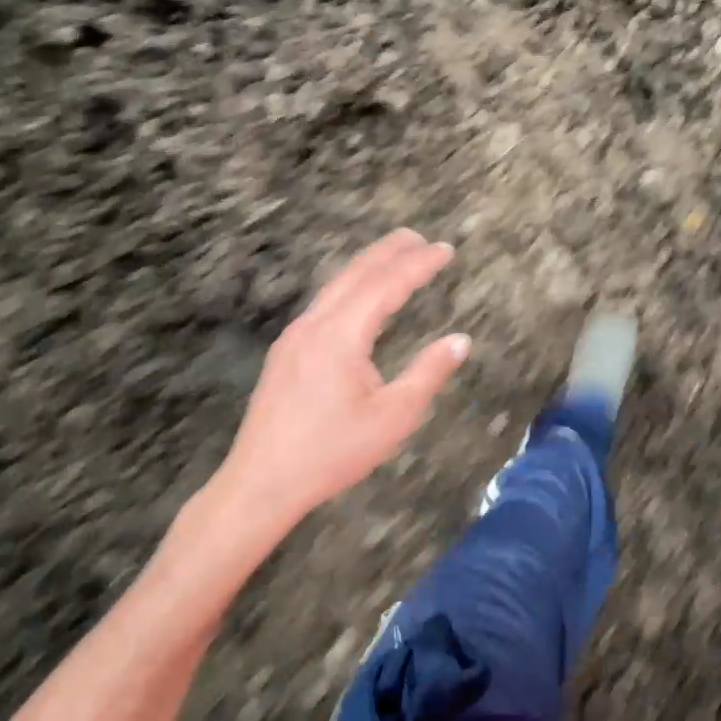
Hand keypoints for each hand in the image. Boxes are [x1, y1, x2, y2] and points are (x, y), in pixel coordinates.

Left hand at [214, 229, 469, 526]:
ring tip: (394, 255)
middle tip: (420, 237)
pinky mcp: (286, 353)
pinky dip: (350, 286)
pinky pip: (324, 303)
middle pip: (356, 274)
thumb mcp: (394, 417)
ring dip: (368, 266)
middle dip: (390, 252)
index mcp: (341, 336)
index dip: (419, 265)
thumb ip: (428, 373)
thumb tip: (460, 340)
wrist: (260, 483)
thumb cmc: (332, 452)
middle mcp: (315, 325)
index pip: (387, 285)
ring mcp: (295, 338)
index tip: (446, 250)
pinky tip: (358, 296)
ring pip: (336, 286)